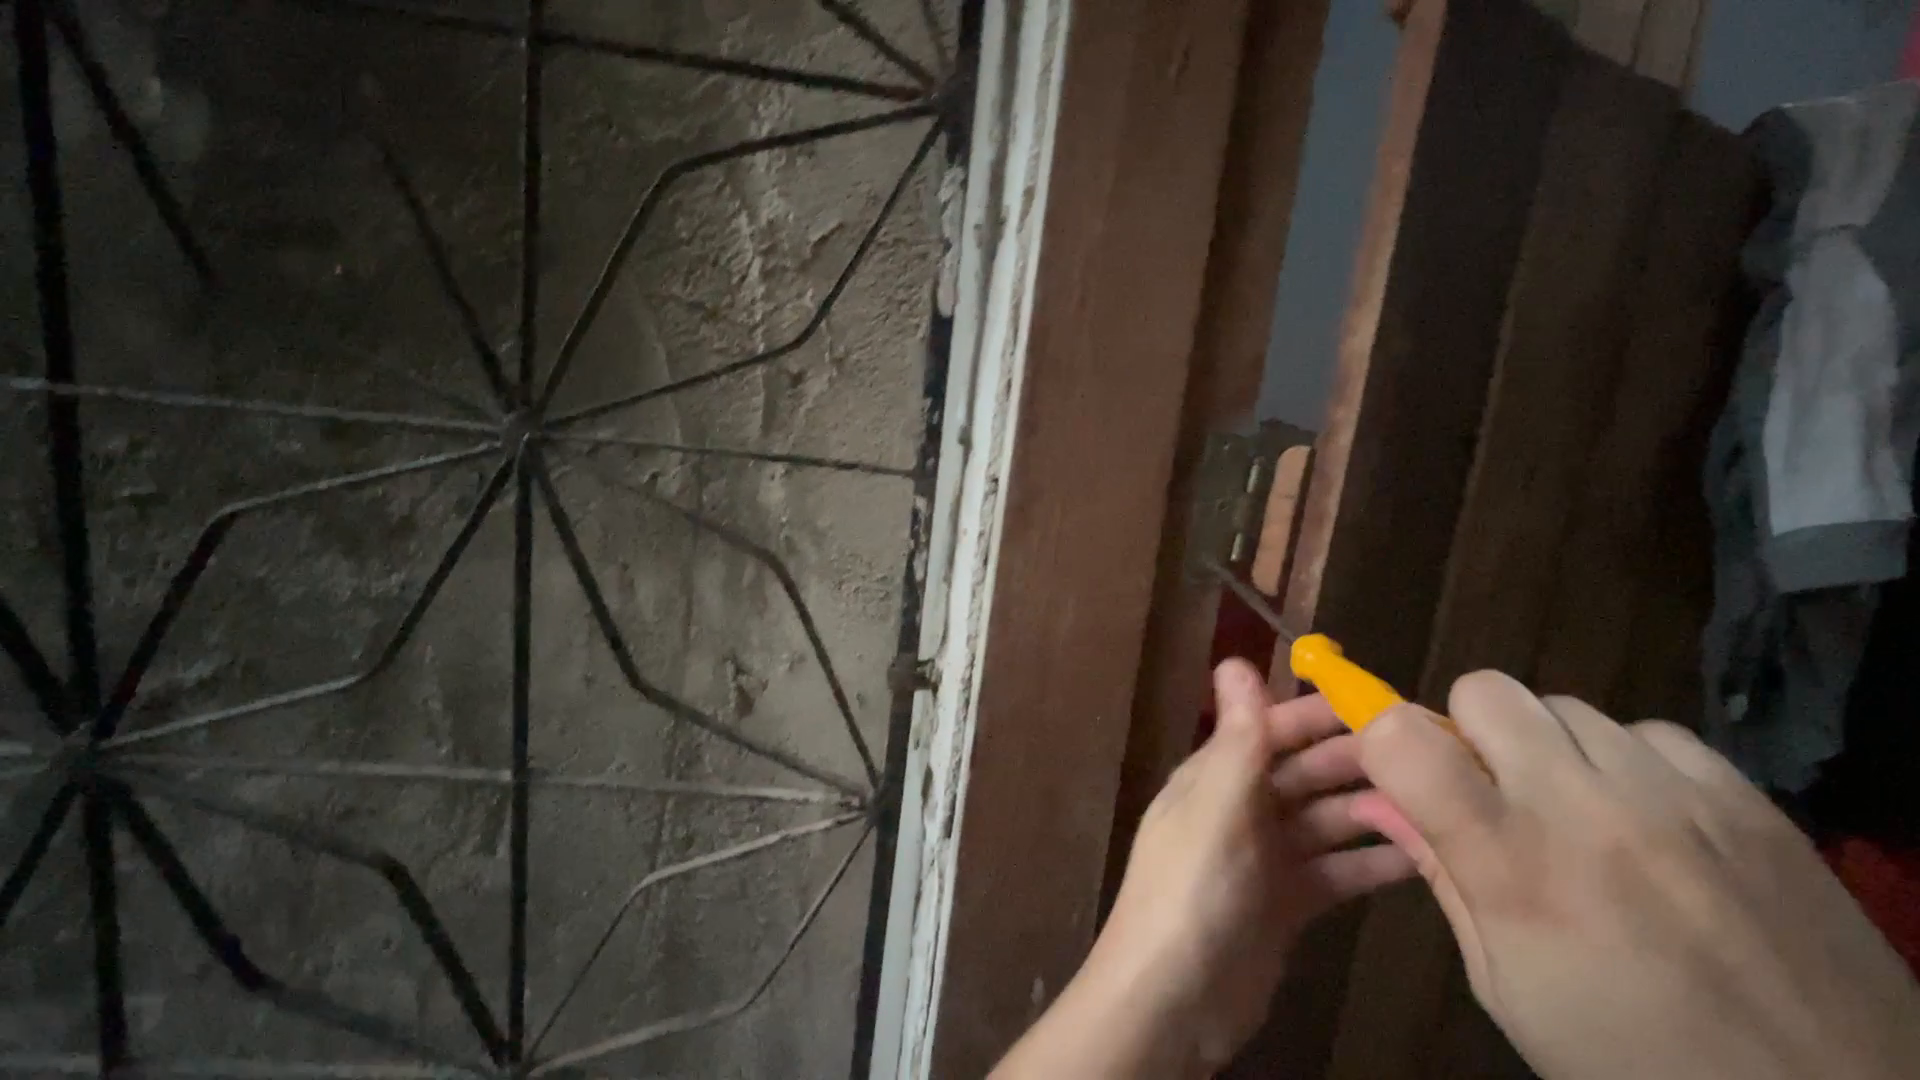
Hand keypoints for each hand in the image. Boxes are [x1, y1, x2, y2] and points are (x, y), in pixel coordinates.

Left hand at [993, 660, 1413, 1078]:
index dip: (1320, 714)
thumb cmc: (1192, 892)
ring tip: (1436, 805)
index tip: (1383, 702)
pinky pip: (1334, 871)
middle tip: (1430, 757)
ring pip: (1324, 821)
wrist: (1173, 1000)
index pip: (1271, 730)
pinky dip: (1370, 863)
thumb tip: (1234, 660)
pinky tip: (1421, 860)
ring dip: (1370, 810)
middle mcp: (1238, 809)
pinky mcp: (1285, 904)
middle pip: (1303, 773)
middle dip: (1356, 761)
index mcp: (1213, 778)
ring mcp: (1262, 858)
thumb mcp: (1216, 809)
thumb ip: (1236, 739)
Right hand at [1358, 671, 1919, 1079]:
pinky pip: (1650, 732)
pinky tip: (1654, 825)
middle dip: (1470, 732)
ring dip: (1551, 750)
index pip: (1405, 737)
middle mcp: (1583, 803)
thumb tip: (1382, 804)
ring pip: (1565, 707)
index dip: (1385, 740)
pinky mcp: (1745, 794)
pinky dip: (1630, 764)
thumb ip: (1443, 876)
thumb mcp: (1506, 986)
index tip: (1401, 774)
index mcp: (1509, 860)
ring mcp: (1672, 791)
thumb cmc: (1630, 1057)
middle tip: (1495, 794)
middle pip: (1485, 690)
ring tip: (1582, 816)